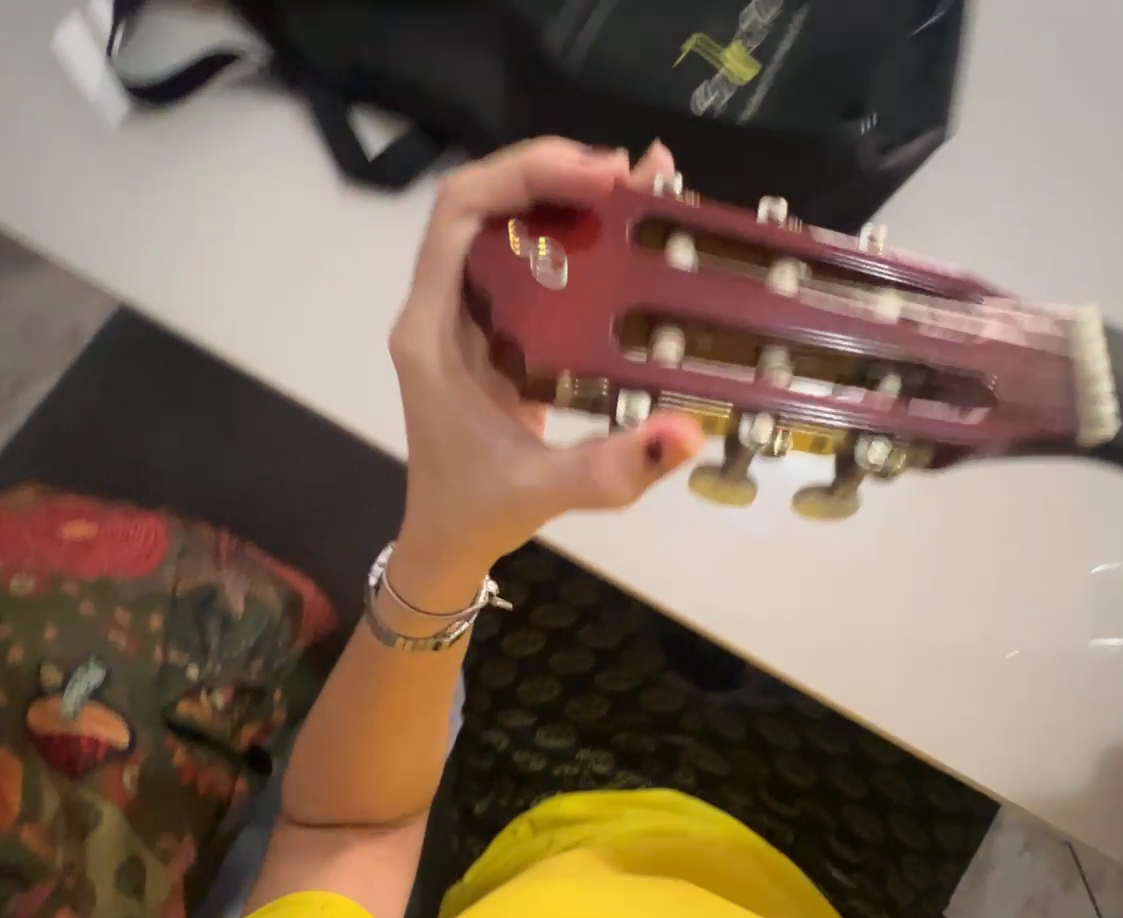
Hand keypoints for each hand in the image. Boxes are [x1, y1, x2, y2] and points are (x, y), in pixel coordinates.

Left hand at [384, 138, 704, 609]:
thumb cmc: (477, 512)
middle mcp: (441, 311)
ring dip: (565, 200)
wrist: (448, 539)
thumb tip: (690, 433)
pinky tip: (622, 239)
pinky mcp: (491, 336)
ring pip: (504, 230)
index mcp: (432, 333)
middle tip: (633, 177)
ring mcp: (465, 320)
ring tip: (638, 191)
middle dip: (554, 175)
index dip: (521, 175)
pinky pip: (525, 268)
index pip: (456, 216)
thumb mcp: (544, 491)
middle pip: (483, 206)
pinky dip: (571, 243)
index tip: (598, 175)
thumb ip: (611, 468)